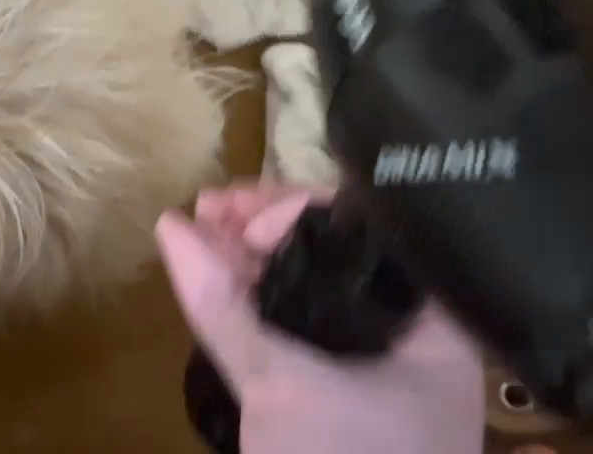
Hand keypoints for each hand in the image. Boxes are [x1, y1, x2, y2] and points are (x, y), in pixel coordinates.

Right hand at [158, 183, 485, 453]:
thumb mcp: (280, 385)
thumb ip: (222, 304)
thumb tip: (168, 221)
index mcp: (425, 330)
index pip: (368, 233)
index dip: (302, 212)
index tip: (246, 227)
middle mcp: (396, 333)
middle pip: (328, 247)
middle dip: (262, 219)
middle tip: (208, 207)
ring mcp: (356, 356)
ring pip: (297, 274)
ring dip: (243, 244)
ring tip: (196, 224)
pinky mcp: (319, 377)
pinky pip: (279, 310)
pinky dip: (240, 283)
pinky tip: (203, 264)